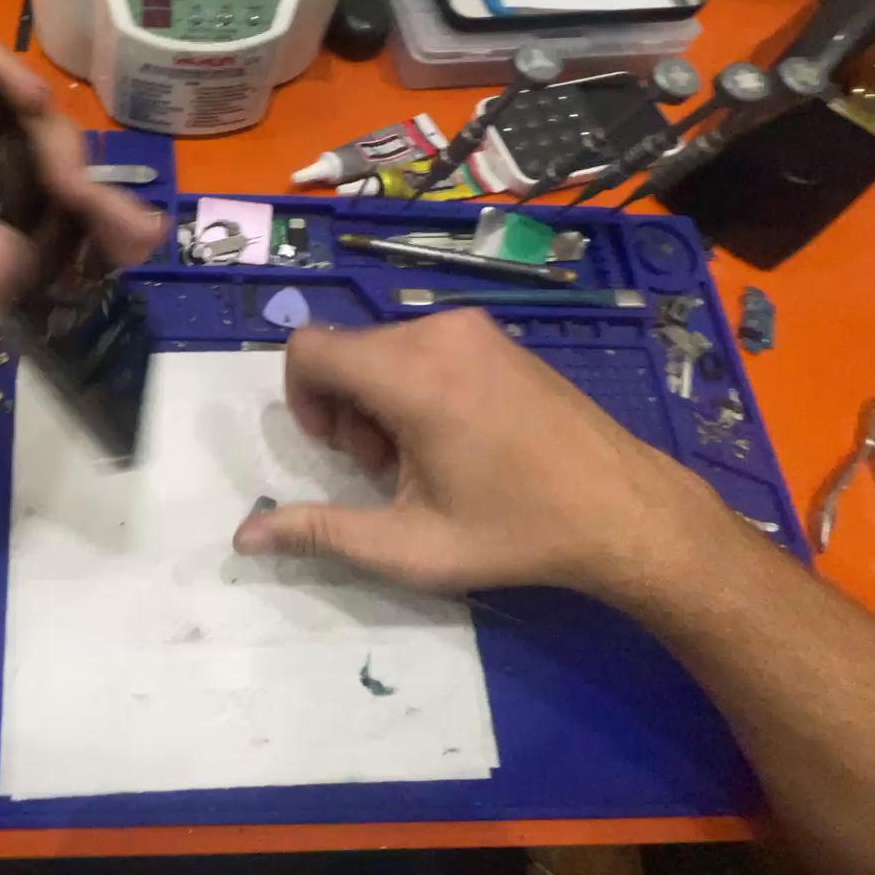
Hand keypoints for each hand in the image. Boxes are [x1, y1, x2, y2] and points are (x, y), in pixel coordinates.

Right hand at [232, 310, 734, 602]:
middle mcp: (437, 333)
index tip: (337, 449)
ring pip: (381, 348)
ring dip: (377, 400)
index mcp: (410, 375)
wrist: (631, 514)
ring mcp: (472, 328)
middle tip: (388, 467)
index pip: (308, 348)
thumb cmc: (515, 532)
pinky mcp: (495, 335)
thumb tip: (242, 538)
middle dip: (344, 408)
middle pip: (345, 352)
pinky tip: (453, 435)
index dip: (302, 397)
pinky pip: (420, 345)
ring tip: (421, 457)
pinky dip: (411, 384)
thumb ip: (318, 534)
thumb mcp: (408, 546)